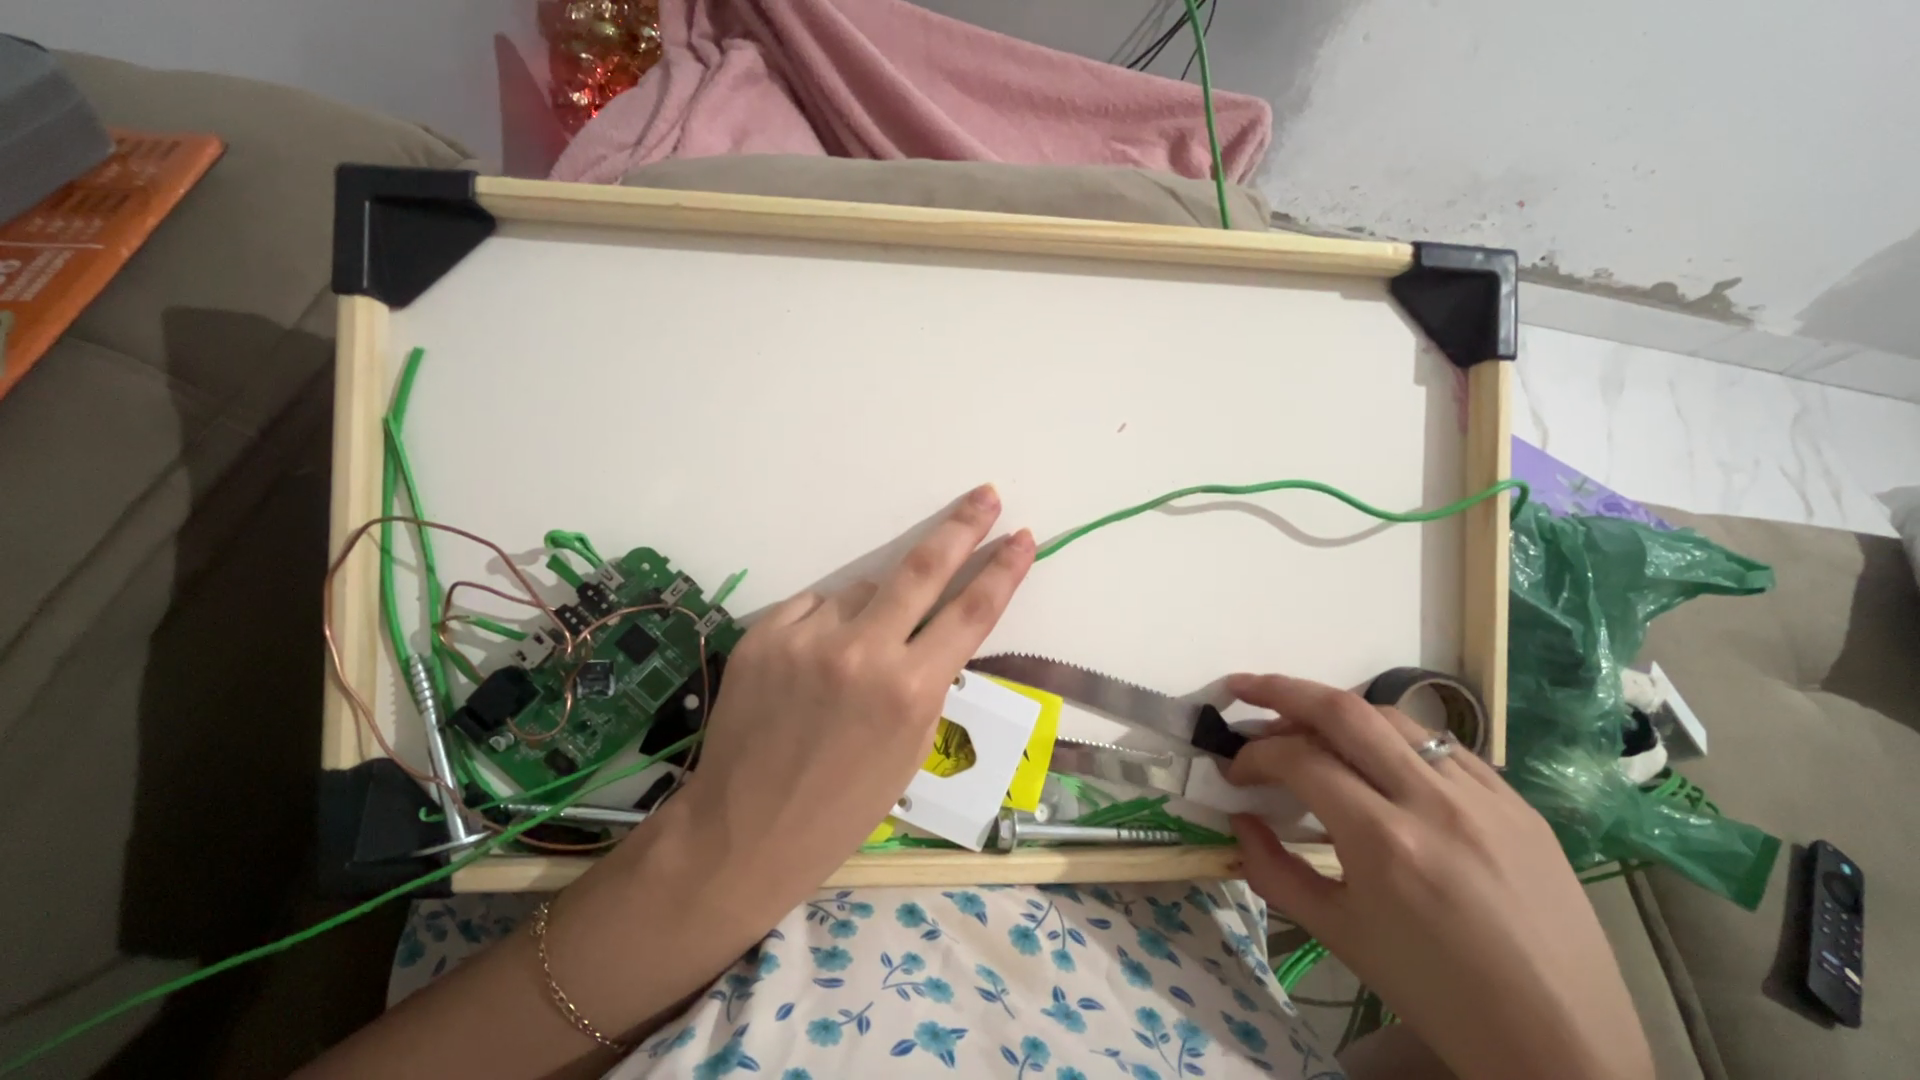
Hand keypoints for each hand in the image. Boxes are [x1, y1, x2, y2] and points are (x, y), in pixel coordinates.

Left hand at [679, 483, 1033, 911]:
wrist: (746, 830)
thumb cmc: (841, 807)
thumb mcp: (910, 750)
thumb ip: (923, 680)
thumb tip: (922, 624)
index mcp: (911, 691)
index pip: (972, 612)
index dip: (1004, 570)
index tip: (1023, 537)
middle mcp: (864, 653)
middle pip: (924, 567)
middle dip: (961, 526)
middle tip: (984, 495)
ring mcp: (809, 638)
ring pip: (860, 591)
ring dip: (870, 609)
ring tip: (848, 661)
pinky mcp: (766, 633)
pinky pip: (813, 607)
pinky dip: (822, 624)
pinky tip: (811, 663)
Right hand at [1225, 674, 1651, 1079]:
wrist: (1561, 1040)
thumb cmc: (1438, 996)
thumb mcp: (1340, 936)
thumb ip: (1274, 872)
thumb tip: (1239, 822)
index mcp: (1384, 842)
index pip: (1300, 760)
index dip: (1254, 755)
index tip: (1234, 772)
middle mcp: (1434, 800)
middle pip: (1345, 711)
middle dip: (1282, 690)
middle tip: (1242, 688)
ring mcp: (1485, 794)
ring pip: (1396, 718)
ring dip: (1339, 711)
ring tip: (1304, 723)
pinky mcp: (1517, 801)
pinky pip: (1443, 748)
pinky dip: (1395, 740)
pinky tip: (1378, 760)